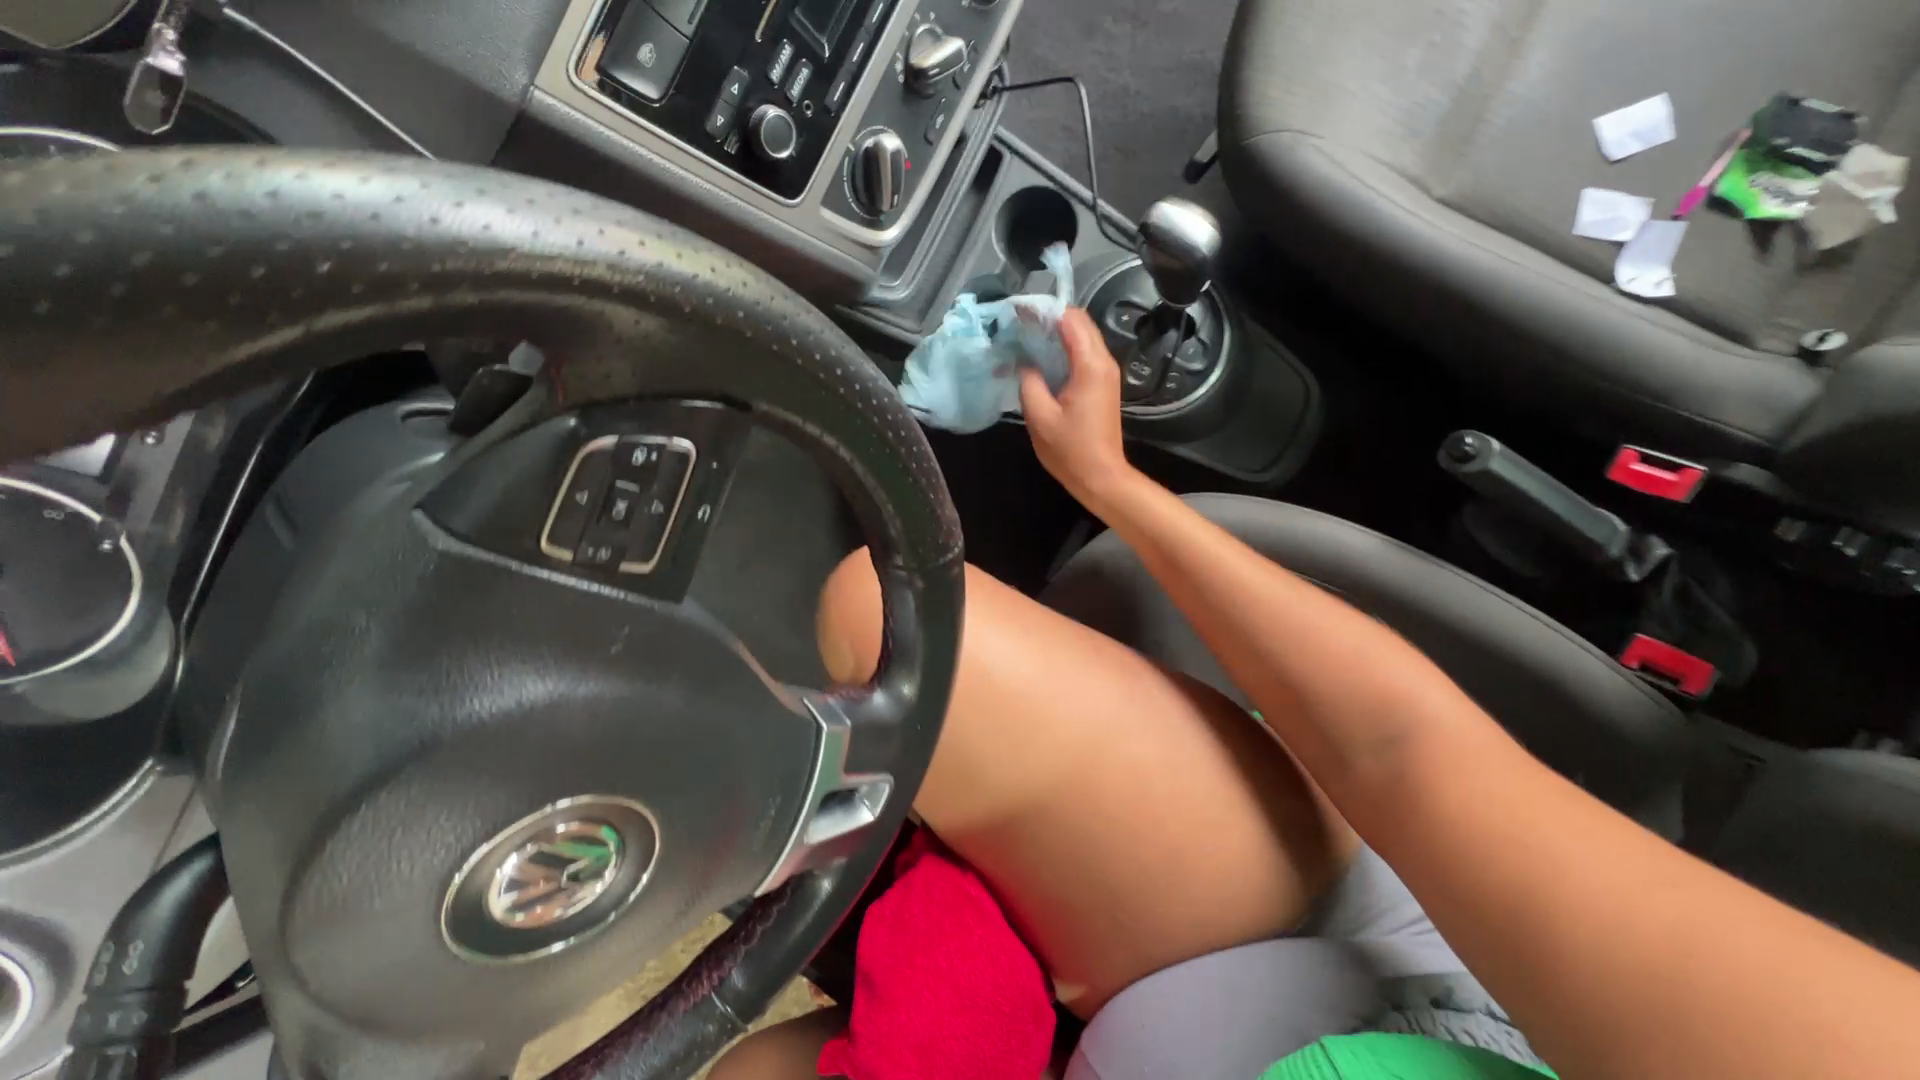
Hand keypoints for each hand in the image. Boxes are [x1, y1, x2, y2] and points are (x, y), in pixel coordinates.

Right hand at [1019, 308, 1138, 515]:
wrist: (1101, 476)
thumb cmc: (1071, 450)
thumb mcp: (1040, 416)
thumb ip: (1029, 382)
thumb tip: (1025, 363)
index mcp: (1090, 365)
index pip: (1070, 319)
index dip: (1044, 311)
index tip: (1018, 313)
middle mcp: (1103, 362)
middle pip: (1079, 323)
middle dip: (1049, 318)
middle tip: (1018, 324)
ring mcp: (1106, 373)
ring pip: (1082, 337)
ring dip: (1056, 333)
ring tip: (1026, 338)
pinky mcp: (1102, 384)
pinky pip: (1083, 354)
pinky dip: (1063, 349)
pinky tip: (1042, 359)